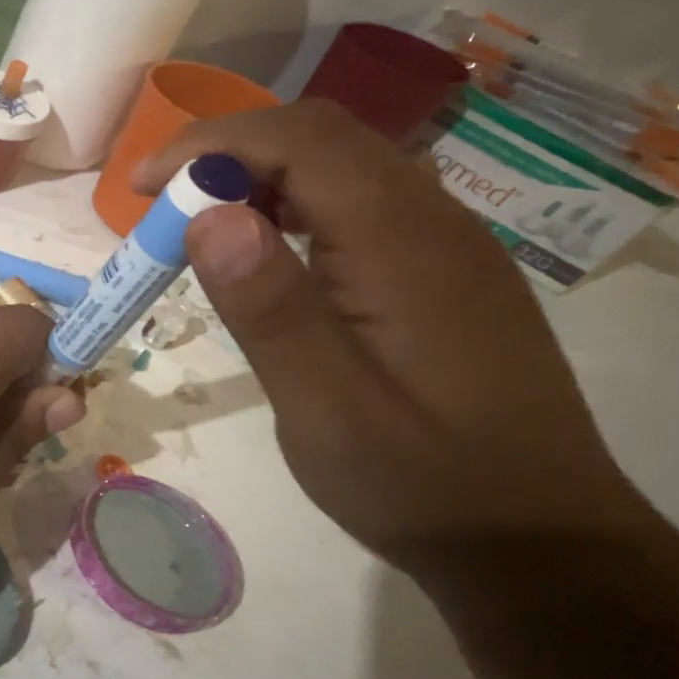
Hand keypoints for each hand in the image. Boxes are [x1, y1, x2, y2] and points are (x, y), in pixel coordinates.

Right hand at [134, 100, 647, 566]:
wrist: (535, 543)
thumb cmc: (418, 480)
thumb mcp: (325, 407)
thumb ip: (270, 306)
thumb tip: (208, 215)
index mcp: (404, 244)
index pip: (301, 141)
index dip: (210, 145)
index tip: (143, 189)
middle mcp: (434, 222)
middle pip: (322, 136)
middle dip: (227, 151)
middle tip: (160, 203)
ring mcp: (445, 242)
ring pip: (342, 161)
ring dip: (258, 172)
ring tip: (199, 224)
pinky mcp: (442, 268)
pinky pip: (360, 198)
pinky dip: (292, 199)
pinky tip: (263, 250)